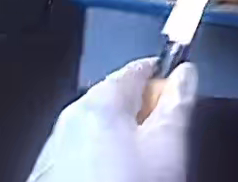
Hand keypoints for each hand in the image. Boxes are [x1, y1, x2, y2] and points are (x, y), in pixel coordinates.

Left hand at [27, 58, 195, 181]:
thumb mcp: (168, 147)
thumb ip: (179, 102)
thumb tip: (185, 74)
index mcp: (98, 101)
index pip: (141, 68)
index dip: (167, 81)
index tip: (182, 97)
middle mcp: (68, 122)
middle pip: (118, 102)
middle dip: (144, 118)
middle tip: (166, 145)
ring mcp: (51, 158)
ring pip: (99, 136)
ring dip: (121, 147)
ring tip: (142, 175)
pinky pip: (80, 165)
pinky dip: (99, 171)